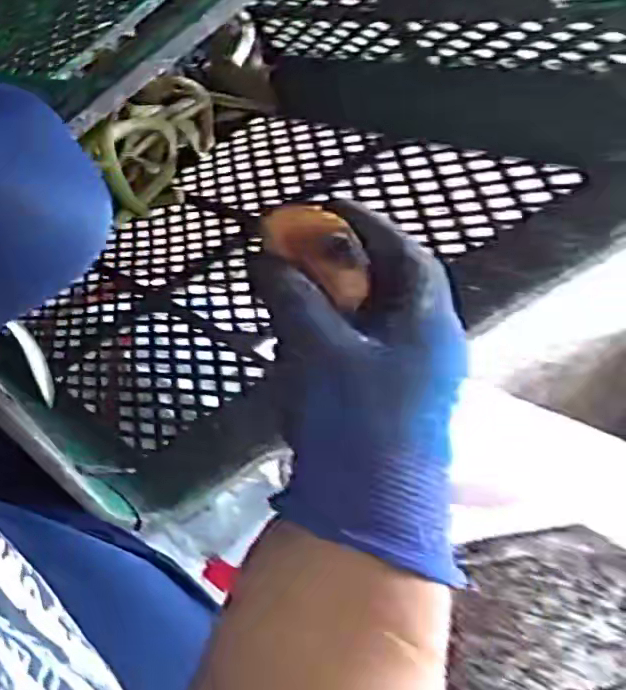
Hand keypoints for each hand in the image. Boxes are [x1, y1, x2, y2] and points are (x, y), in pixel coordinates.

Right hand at [249, 201, 467, 585]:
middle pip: (382, 280)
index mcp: (424, 324)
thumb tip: (264, 258)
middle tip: (290, 239)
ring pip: (359, 306)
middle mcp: (418, 337)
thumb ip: (290, 298)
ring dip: (320, 285)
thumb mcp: (315, 346)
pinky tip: (283, 320)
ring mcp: (396, 361)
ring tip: (276, 275)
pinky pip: (343, 331)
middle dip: (337, 255)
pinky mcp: (370, 380)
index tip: (327, 203)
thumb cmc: (352, 409)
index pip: (406, 257)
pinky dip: (313, 314)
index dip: (369, 225)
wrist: (366, 486)